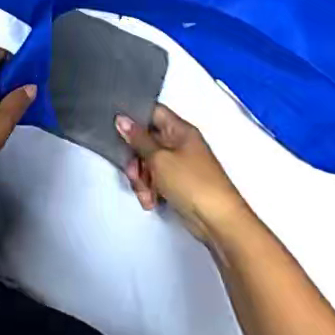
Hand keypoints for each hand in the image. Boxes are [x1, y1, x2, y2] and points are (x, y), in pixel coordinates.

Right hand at [116, 105, 252, 243]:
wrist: (219, 223)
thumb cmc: (192, 184)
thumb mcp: (159, 158)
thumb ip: (138, 139)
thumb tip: (121, 120)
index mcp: (180, 130)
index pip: (152, 112)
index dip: (134, 116)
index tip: (116, 126)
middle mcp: (180, 144)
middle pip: (146, 140)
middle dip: (135, 158)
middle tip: (133, 172)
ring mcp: (179, 164)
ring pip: (147, 162)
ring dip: (141, 178)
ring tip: (146, 193)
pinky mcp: (178, 183)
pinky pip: (155, 178)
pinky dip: (150, 189)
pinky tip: (151, 201)